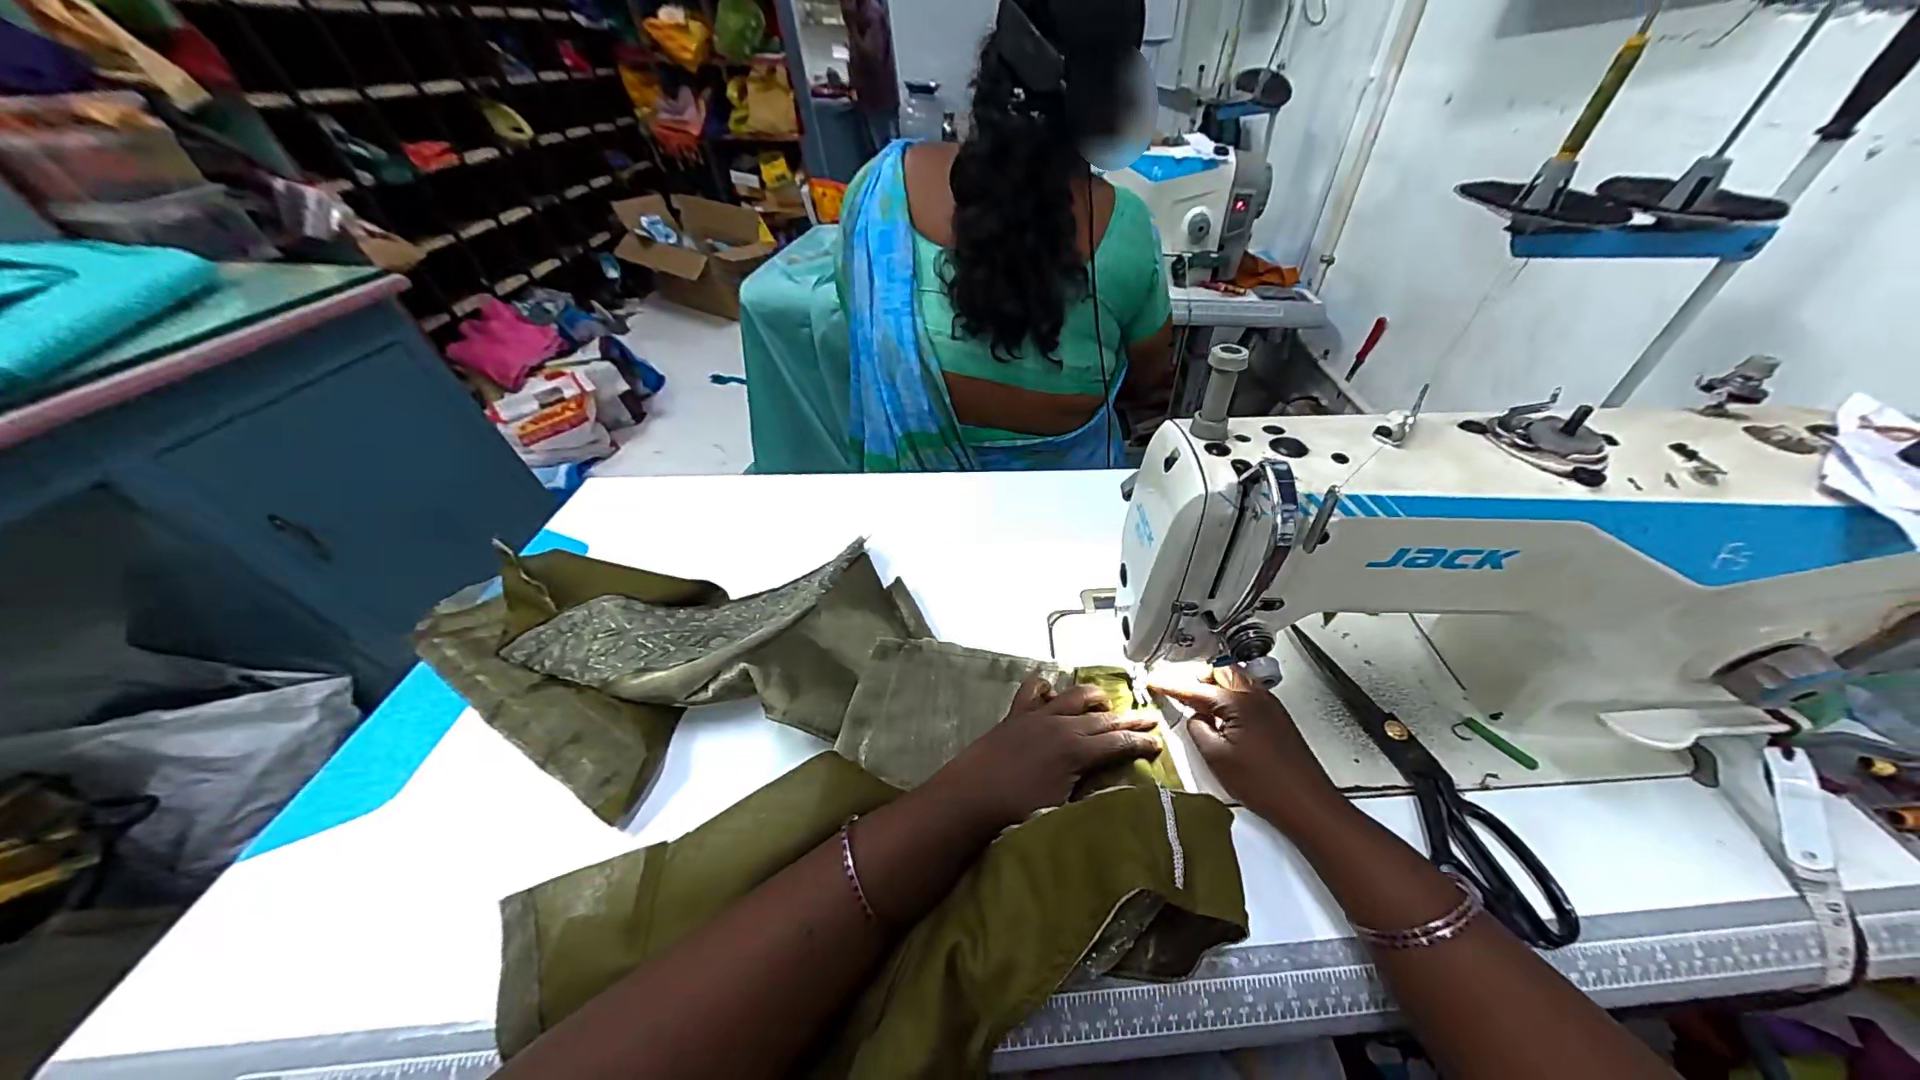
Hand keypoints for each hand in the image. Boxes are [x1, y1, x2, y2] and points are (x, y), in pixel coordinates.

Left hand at [926, 678, 1161, 830]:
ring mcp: (1037, 716)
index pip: (1118, 744)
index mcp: (1076, 751)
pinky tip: (1052, 691)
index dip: (1140, 743)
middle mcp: (1061, 726)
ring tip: (1107, 702)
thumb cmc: (1016, 812)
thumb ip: (1087, 790)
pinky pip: (1033, 691)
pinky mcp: (1015, 715)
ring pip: (1074, 697)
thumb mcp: (1062, 807)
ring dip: (1094, 697)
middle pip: (1103, 719)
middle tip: (1149, 718)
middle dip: (1129, 720)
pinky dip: (1046, 688)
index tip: (1158, 744)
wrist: (969, 798)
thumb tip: (1107, 783)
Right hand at [1148, 665, 1339, 825]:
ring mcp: (1270, 706)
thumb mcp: (1216, 757)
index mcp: (1238, 702)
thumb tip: (1196, 718)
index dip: (1170, 685)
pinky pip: (1247, 694)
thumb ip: (1198, 729)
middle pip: (1218, 672)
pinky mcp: (1277, 719)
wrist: (1307, 804)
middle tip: (1174, 688)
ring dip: (1213, 686)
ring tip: (1195, 701)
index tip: (1155, 682)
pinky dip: (1228, 697)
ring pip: (1235, 680)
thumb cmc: (1265, 784)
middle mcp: (1257, 697)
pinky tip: (1221, 715)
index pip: (1195, 688)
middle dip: (1194, 677)